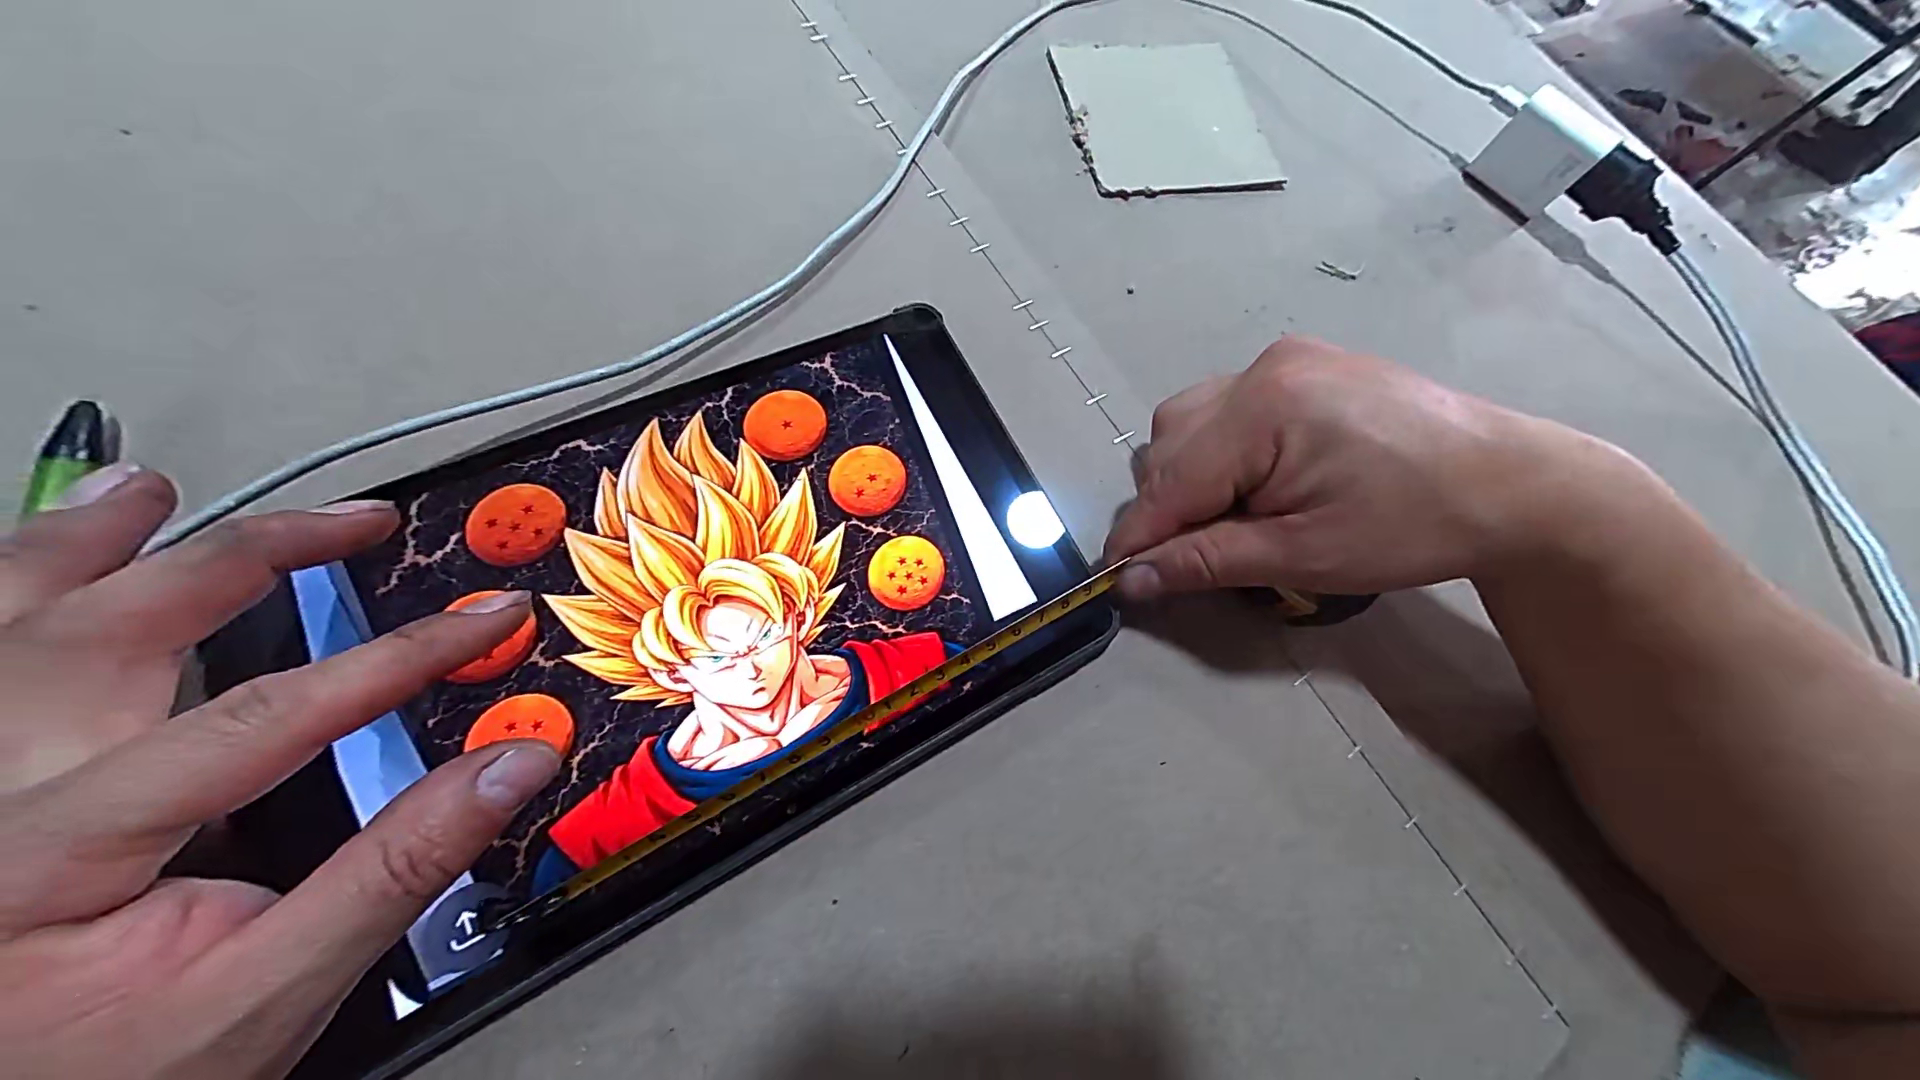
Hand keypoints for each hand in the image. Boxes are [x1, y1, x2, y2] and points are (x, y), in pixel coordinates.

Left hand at [0, 464, 560, 1079]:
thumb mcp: (277, 986)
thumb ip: (400, 865)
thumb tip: (516, 763)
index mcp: (49, 853)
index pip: (270, 713)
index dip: (401, 655)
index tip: (489, 616)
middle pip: (110, 633)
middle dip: (255, 555)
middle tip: (353, 521)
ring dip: (80, 548)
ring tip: (145, 492)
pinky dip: (4, 606)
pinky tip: (38, 576)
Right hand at [1104, 337, 1638, 598]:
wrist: (1514, 484)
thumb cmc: (1412, 526)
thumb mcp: (1302, 555)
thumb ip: (1206, 560)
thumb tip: (1130, 579)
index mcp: (1265, 407)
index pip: (1171, 480)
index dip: (1138, 534)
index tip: (1117, 580)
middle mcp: (1262, 368)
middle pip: (1169, 446)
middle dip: (1167, 507)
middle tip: (1196, 554)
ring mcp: (1281, 360)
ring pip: (1185, 424)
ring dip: (1186, 476)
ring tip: (1230, 515)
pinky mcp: (1297, 368)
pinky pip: (1218, 409)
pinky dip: (1213, 452)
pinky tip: (1248, 479)